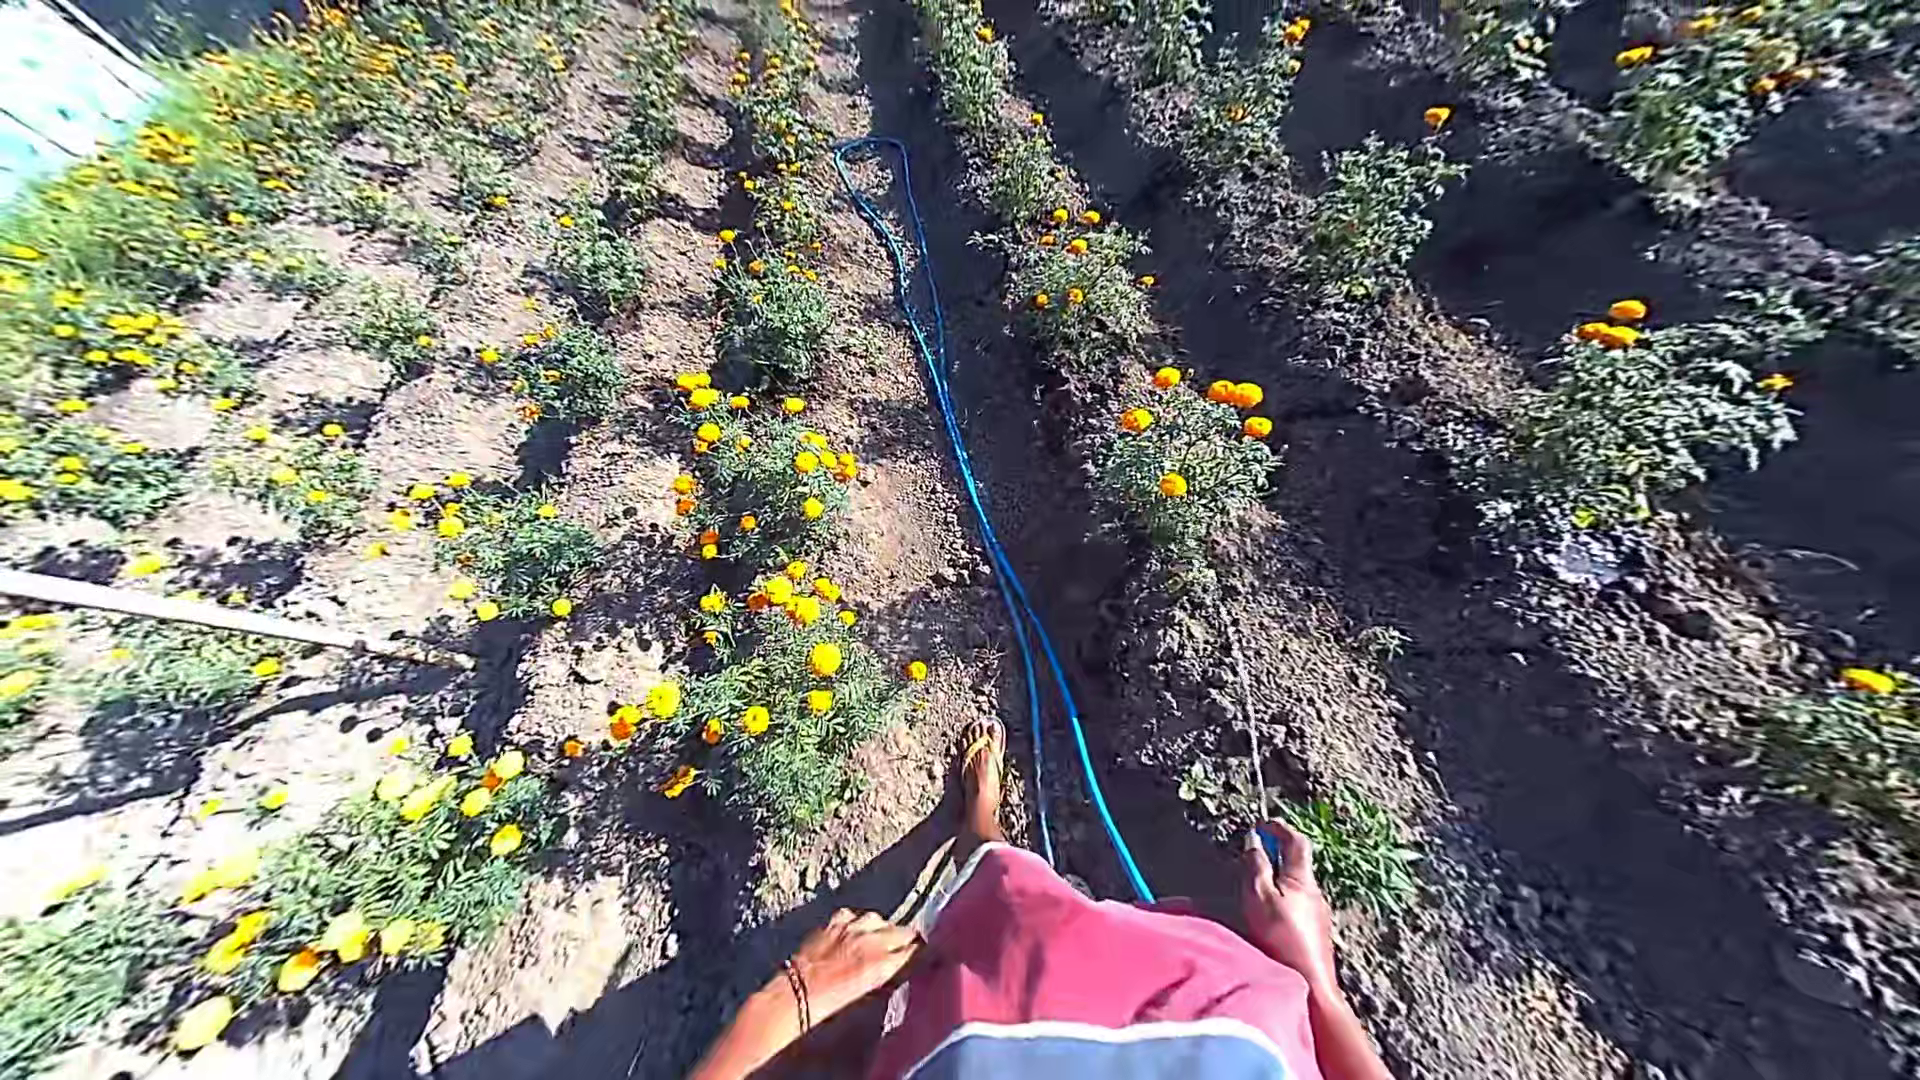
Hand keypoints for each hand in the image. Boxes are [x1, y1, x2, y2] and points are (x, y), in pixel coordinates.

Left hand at [788, 908, 920, 1023]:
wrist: (794, 998)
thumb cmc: (830, 1012)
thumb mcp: (869, 998)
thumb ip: (889, 978)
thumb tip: (903, 968)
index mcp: (882, 964)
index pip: (916, 951)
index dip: (923, 954)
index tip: (927, 957)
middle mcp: (871, 939)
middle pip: (904, 932)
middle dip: (907, 942)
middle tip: (905, 954)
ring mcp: (853, 925)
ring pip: (882, 920)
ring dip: (883, 932)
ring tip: (878, 945)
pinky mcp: (836, 918)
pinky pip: (857, 916)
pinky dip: (859, 925)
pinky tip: (854, 936)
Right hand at [1240, 820, 1339, 997]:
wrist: (1312, 988)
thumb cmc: (1281, 937)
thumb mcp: (1258, 894)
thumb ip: (1255, 864)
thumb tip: (1254, 841)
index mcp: (1302, 878)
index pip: (1296, 841)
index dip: (1278, 828)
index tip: (1260, 824)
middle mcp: (1315, 893)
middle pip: (1295, 863)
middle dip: (1274, 855)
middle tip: (1251, 856)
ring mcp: (1318, 915)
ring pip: (1295, 885)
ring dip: (1275, 878)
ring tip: (1252, 887)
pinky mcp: (1315, 934)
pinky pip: (1296, 905)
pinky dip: (1280, 898)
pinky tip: (1266, 915)